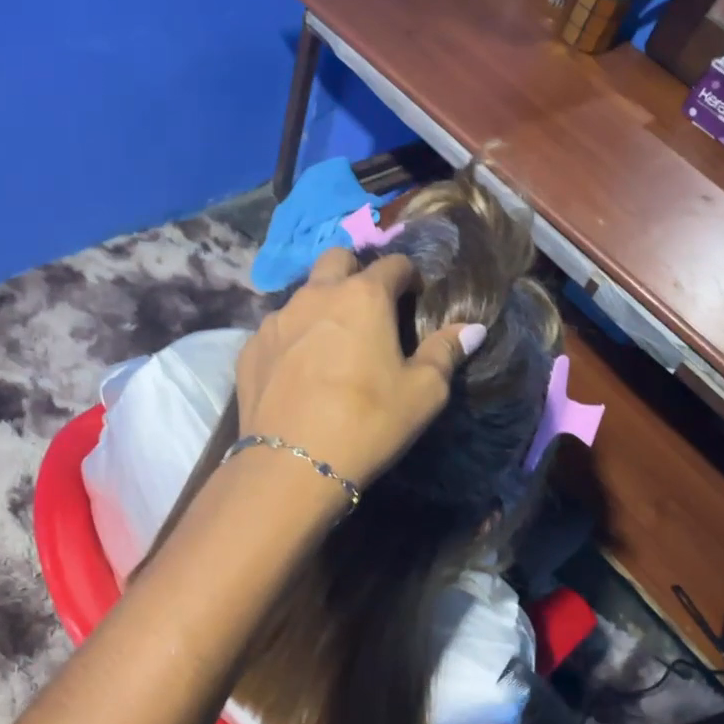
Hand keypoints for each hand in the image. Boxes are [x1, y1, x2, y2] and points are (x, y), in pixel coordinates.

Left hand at [234, 247, 483, 487]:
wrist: (292, 464)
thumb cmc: (368, 422)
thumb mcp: (423, 393)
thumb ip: (446, 352)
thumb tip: (473, 328)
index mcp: (363, 296)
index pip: (393, 264)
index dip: (408, 276)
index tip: (415, 296)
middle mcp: (316, 295)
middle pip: (337, 259)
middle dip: (356, 272)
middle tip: (369, 306)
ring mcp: (276, 319)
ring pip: (303, 294)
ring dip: (321, 305)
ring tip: (331, 342)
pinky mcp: (250, 348)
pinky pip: (277, 329)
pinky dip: (292, 338)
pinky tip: (298, 370)